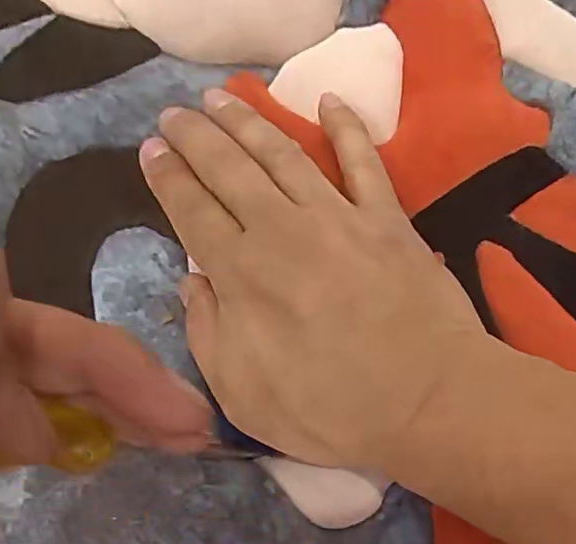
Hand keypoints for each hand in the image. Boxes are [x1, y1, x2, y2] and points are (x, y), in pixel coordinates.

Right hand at [139, 88, 491, 466]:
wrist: (424, 401)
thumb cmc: (331, 412)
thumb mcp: (245, 398)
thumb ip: (209, 337)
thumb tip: (194, 283)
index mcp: (241, 275)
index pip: (191, 211)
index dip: (168, 178)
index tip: (151, 152)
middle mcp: (282, 231)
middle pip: (229, 169)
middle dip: (195, 137)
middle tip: (174, 116)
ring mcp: (339, 219)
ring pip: (284, 154)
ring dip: (249, 122)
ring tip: (222, 99)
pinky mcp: (388, 221)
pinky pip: (363, 161)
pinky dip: (346, 127)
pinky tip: (329, 102)